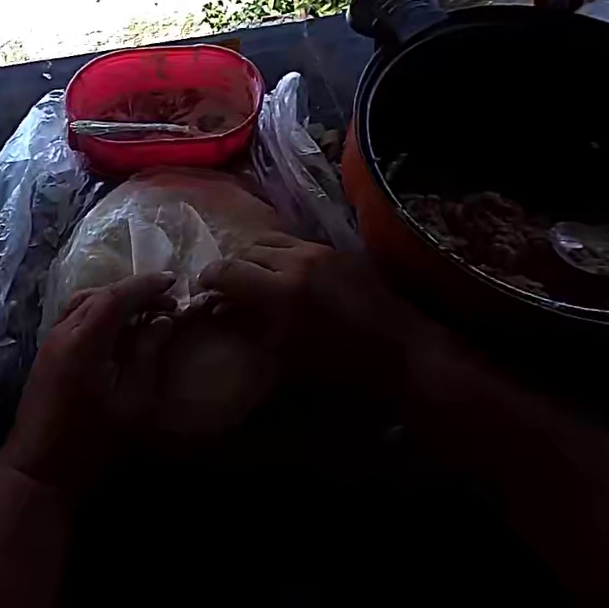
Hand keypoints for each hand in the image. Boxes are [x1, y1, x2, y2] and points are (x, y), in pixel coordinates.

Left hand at [0, 272, 177, 494]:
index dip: (145, 285)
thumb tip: (163, 321)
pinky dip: (98, 311)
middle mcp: (62, 333)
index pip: (115, 297)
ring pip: (83, 303)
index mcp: (83, 342)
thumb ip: (148, 356)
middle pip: (98, 296)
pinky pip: (74, 317)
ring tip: (145, 310)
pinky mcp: (47, 353)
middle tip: (166, 300)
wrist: (38, 469)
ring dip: (114, 300)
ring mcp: (50, 341)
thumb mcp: (133, 403)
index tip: (172, 280)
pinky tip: (117, 327)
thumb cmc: (91, 444)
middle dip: (133, 292)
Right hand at [197, 232, 446, 384]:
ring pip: (269, 239)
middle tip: (226, 285)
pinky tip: (284, 272)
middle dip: (231, 266)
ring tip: (253, 275)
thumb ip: (248, 324)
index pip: (227, 270)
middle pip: (245, 250)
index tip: (202, 287)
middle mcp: (296, 261)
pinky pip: (295, 242)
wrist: (406, 354)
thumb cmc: (342, 368)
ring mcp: (319, 251)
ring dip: (254, 255)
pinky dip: (279, 253)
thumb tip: (222, 308)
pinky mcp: (337, 250)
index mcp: (280, 292)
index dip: (209, 277)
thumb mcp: (286, 355)